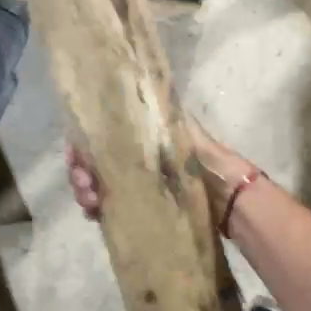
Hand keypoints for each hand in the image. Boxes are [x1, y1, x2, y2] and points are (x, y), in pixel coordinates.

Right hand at [66, 116, 260, 220]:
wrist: (232, 201)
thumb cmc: (212, 163)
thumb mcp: (186, 136)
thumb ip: (163, 120)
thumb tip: (138, 96)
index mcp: (144, 132)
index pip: (102, 130)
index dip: (82, 142)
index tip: (78, 156)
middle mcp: (134, 154)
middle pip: (93, 158)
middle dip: (80, 171)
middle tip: (86, 187)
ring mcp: (135, 180)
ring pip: (96, 182)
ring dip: (85, 191)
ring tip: (92, 203)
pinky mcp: (139, 204)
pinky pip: (109, 204)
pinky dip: (97, 208)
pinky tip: (96, 214)